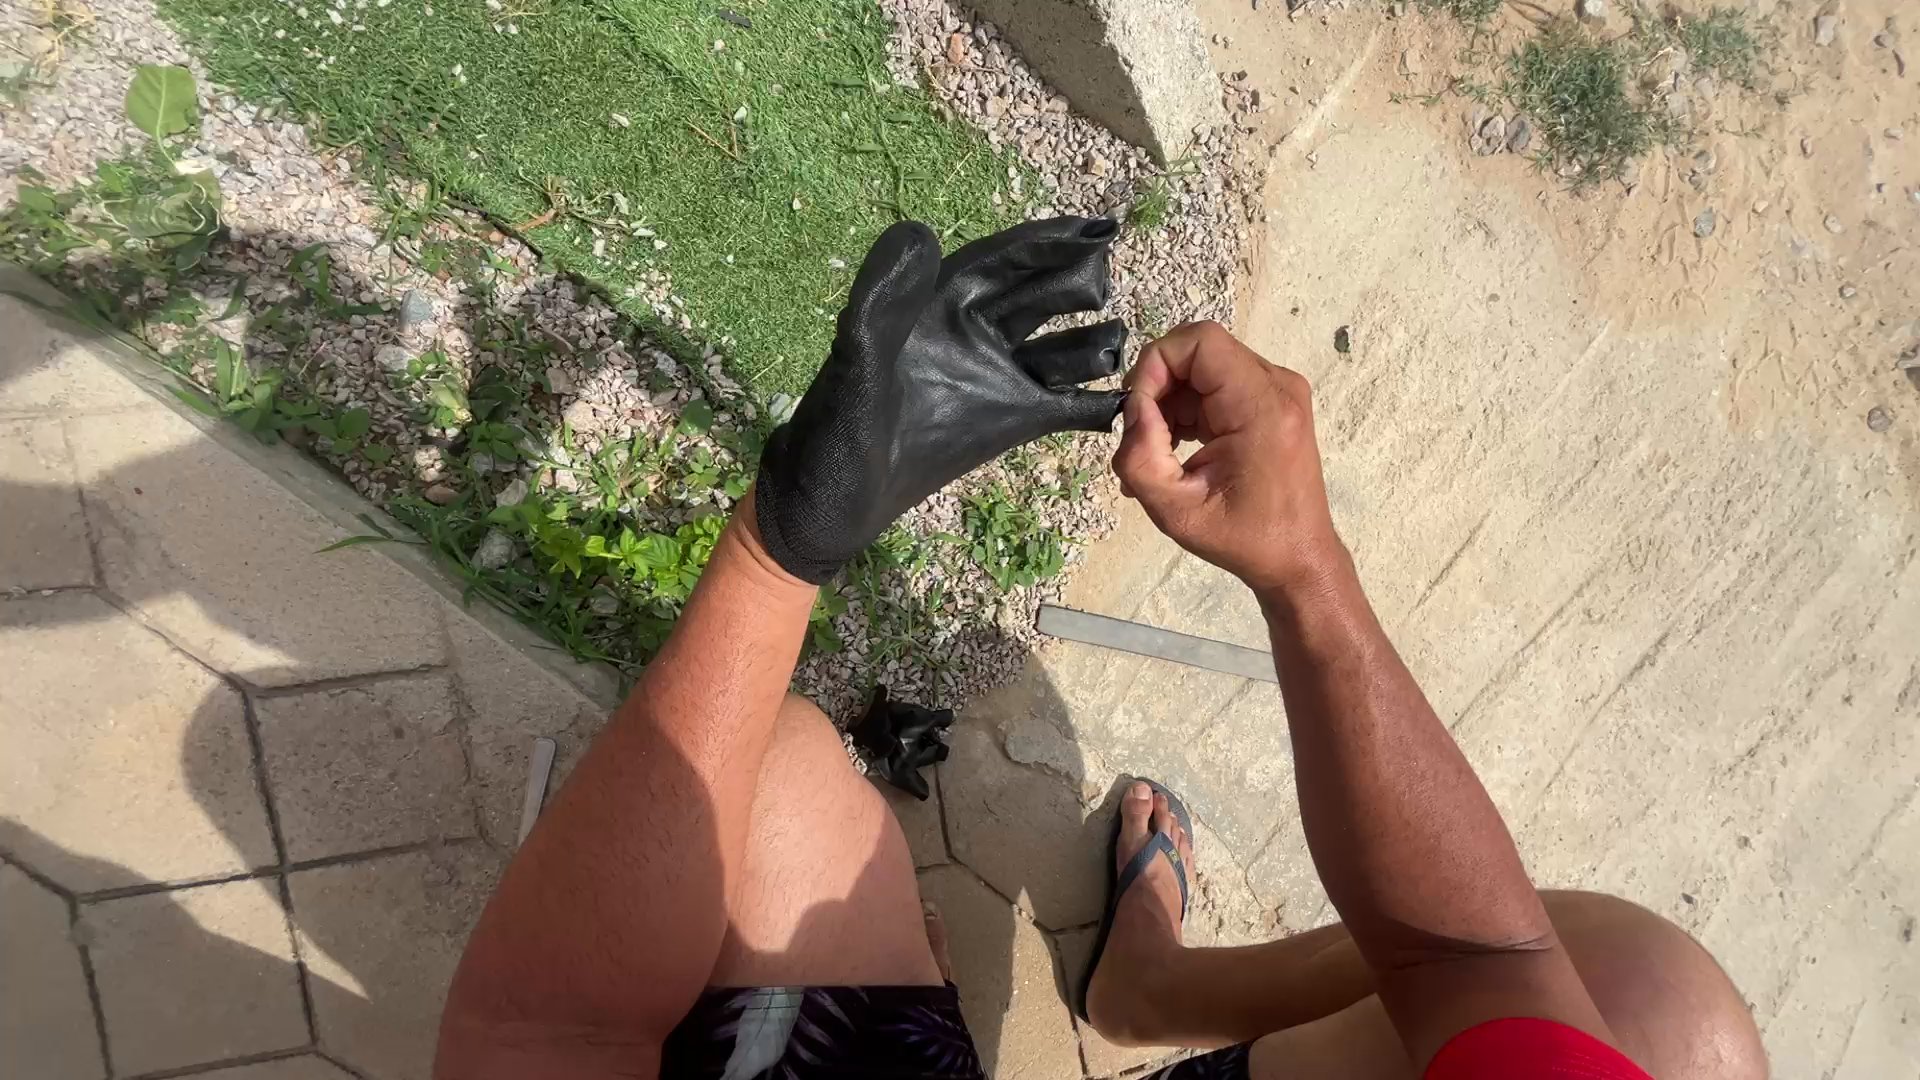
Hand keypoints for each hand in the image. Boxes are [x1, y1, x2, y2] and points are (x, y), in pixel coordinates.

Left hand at [756, 218, 1128, 582]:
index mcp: (935, 310)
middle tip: (1099, 288)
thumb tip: (921, 230)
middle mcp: (972, 337)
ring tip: (1119, 344)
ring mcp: (994, 381)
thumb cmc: (836, 439)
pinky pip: (1063, 408)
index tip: (1100, 229)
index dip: (1049, 241)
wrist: (833, 507)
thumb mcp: (854, 366)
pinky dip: (1094, 405)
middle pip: (1039, 297)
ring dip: (1090, 345)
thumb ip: (880, 302)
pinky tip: (1125, 404)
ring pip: (1058, 350)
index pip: (1002, 261)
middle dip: (1075, 285)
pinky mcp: (1008, 423)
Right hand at [1111, 322, 1343, 594]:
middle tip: (1142, 436)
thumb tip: (1132, 410)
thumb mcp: (1174, 510)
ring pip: (1202, 368)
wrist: (1296, 556)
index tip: (1138, 411)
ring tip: (1156, 453)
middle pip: (1198, 351)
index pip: (1198, 341)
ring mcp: (1277, 391)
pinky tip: (1175, 450)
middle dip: (1157, 386)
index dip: (1155, 365)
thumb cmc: (1242, 538)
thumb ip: (1140, 457)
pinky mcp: (1270, 403)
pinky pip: (1215, 385)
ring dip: (1168, 402)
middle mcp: (1276, 386)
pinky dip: (1185, 410)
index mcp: (1260, 406)